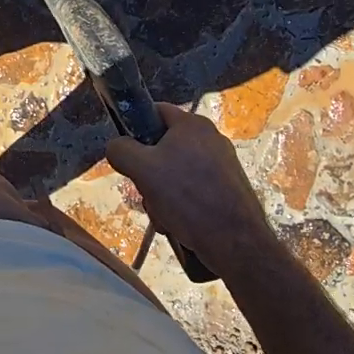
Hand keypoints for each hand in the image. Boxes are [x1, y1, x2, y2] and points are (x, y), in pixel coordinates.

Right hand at [105, 103, 279, 278]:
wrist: (236, 242)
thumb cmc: (187, 196)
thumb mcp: (141, 169)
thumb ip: (120, 149)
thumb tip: (117, 146)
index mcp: (193, 124)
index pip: (155, 111)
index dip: (136, 127)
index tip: (128, 153)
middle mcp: (212, 139)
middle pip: (164, 146)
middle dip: (149, 172)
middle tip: (146, 191)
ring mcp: (224, 165)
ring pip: (177, 172)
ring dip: (163, 194)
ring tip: (165, 215)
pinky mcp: (231, 190)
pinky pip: (195, 190)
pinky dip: (183, 205)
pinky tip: (180, 224)